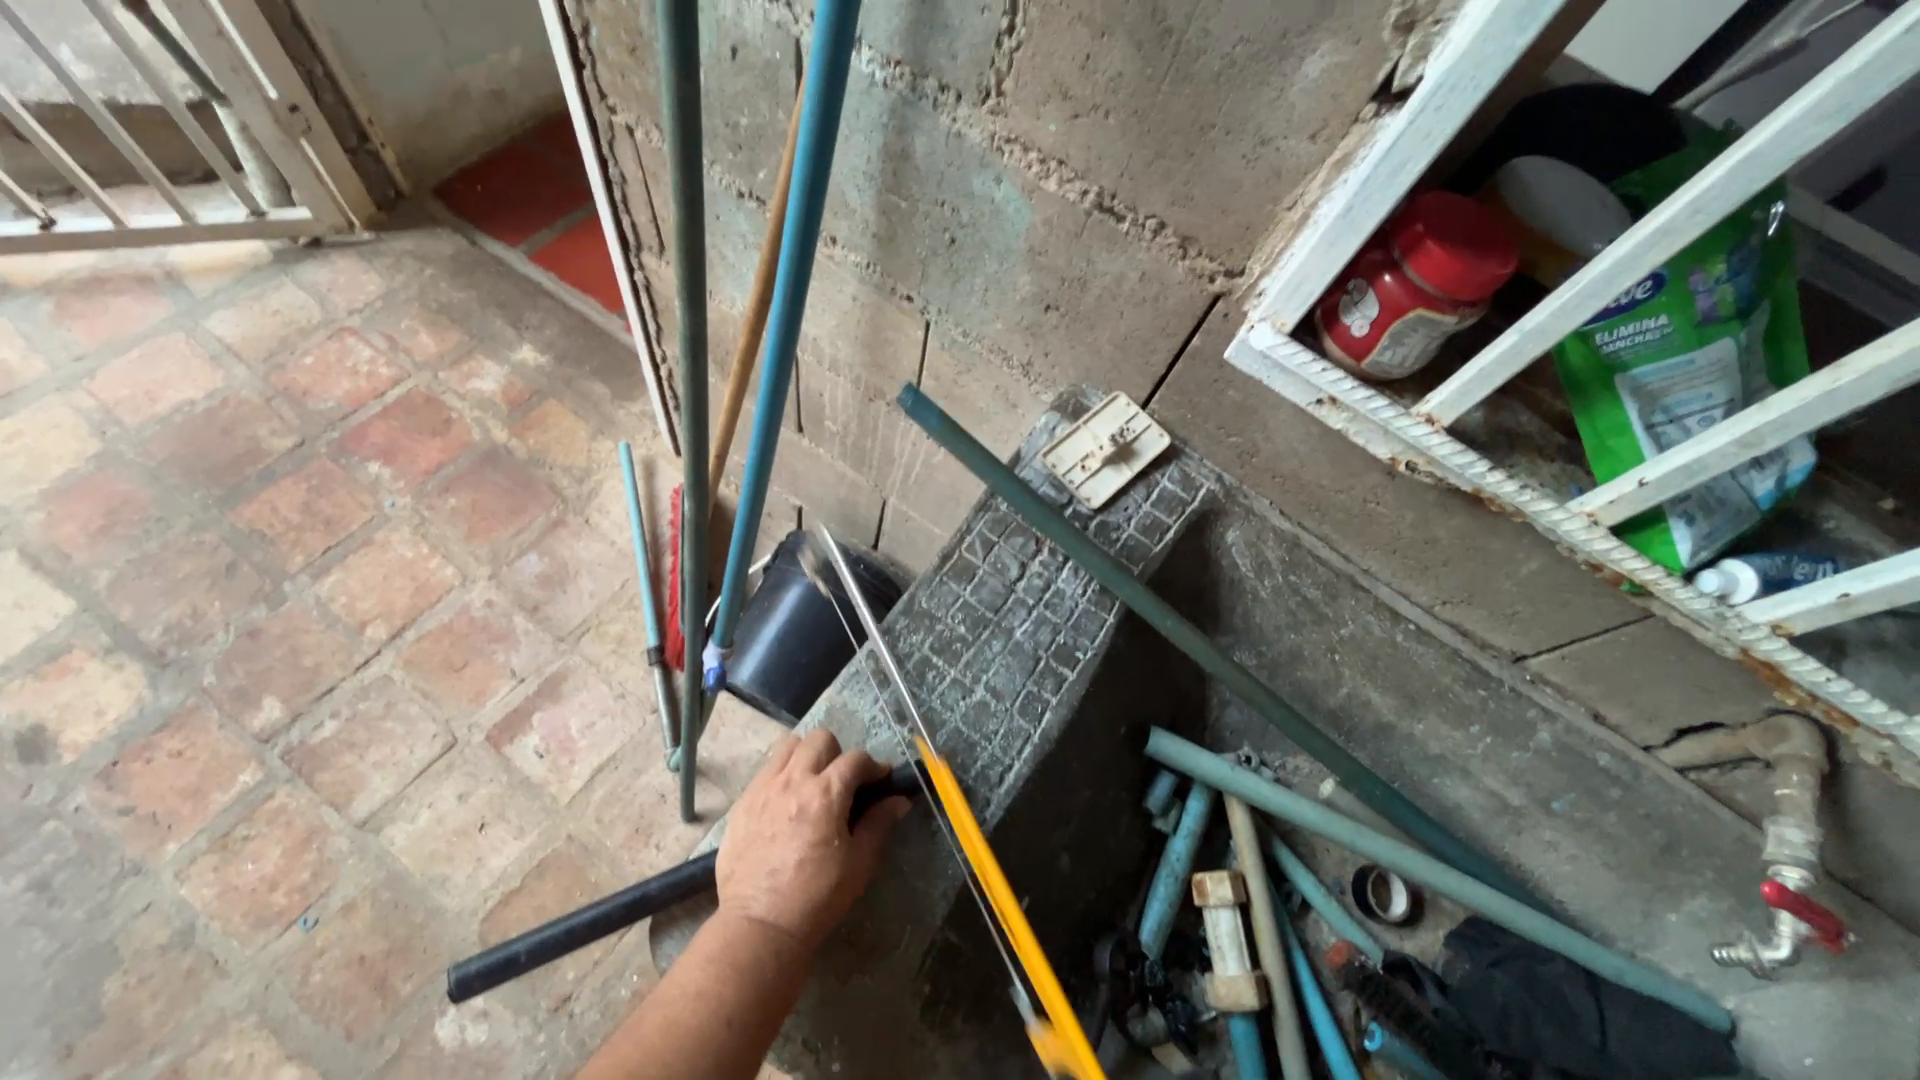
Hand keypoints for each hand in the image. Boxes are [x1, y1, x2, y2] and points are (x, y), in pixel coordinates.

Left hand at [715, 729, 910, 951]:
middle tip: (843, 782)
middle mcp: (792, 781)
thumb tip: (899, 800)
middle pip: (819, 739)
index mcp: (825, 794)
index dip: (873, 766)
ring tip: (812, 784)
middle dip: (838, 753)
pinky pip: (765, 771)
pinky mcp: (742, 803)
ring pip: (787, 746)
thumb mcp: (858, 863)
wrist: (761, 924)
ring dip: (806, 756)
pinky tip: (786, 804)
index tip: (880, 780)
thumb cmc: (817, 897)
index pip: (855, 759)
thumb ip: (879, 824)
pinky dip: (781, 775)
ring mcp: (762, 789)